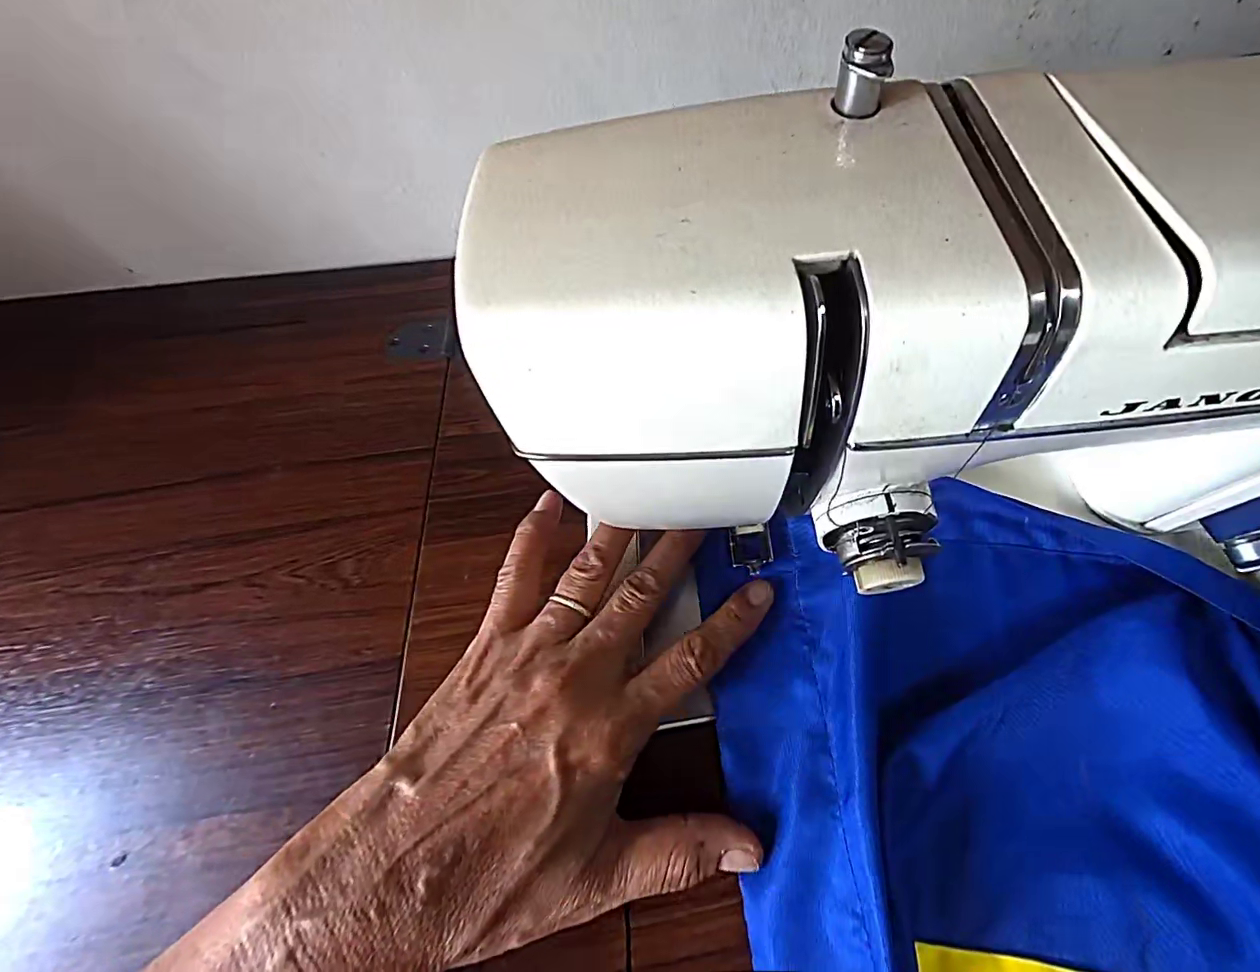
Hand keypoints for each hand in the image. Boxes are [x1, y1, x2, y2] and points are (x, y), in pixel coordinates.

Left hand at [149, 491, 773, 970]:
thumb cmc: (483, 884)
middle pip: (643, 597)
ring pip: (587, 578)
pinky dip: (532, 539)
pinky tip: (548, 509)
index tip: (759, 591)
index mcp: (610, 729)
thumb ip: (680, 852)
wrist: (368, 890)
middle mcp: (574, 679)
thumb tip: (749, 848)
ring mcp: (527, 658)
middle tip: (704, 520)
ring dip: (622, 536)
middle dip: (680, 554)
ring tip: (647, 502)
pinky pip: (513, 581)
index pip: (693, 657)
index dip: (733, 621)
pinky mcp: (484, 653)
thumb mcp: (596, 879)